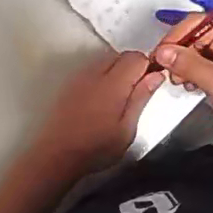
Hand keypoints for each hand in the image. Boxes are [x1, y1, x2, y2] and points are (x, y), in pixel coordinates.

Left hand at [29, 50, 162, 173]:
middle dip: (132, 68)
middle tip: (135, 94)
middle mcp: (94, 74)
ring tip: (118, 100)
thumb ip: (140, 99)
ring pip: (105, 62)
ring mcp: (79, 78)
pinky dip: (101, 78)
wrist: (56, 155)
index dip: (148, 67)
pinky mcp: (69, 86)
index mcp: (113, 84)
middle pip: (120, 56)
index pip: (136, 57)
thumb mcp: (126, 130)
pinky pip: (91, 72)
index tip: (150, 85)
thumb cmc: (95, 148)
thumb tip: (156, 75)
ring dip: (116, 72)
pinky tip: (101, 101)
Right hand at [152, 16, 212, 138]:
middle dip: (180, 55)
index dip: (173, 40)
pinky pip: (211, 59)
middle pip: (197, 35)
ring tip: (185, 83)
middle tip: (173, 76)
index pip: (195, 24)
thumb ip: (189, 65)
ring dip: (189, 65)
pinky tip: (197, 85)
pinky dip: (199, 71)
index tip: (159, 59)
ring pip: (202, 48)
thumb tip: (165, 52)